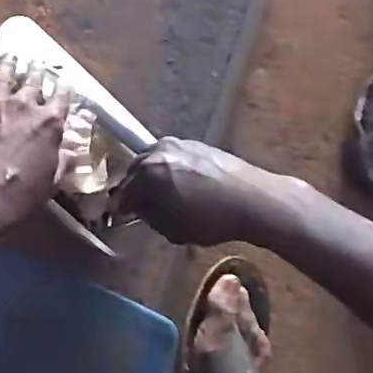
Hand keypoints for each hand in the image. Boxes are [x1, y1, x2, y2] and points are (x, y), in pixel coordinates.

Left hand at [0, 55, 72, 219]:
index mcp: (50, 122)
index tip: (65, 83)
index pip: (63, 98)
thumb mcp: (51, 182)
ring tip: (11, 56)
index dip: (65, 89)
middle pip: (34, 81)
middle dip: (38, 72)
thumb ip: (62, 161)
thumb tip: (72, 150)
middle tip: (38, 64)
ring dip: (9, 64)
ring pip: (4, 74)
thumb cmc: (18, 194)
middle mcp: (25, 104)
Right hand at [116, 137, 297, 245]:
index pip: (124, 191)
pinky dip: (168, 169)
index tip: (117, 216)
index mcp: (148, 171)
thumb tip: (140, 209)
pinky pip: (172, 157)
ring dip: (150, 176)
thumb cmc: (211, 219)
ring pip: (154, 160)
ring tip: (157, 195)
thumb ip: (149, 216)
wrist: (255, 199)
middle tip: (135, 205)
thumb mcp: (173, 229)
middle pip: (135, 169)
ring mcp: (179, 143)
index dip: (120, 207)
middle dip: (133, 187)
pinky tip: (178, 184)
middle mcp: (158, 150)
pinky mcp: (197, 144)